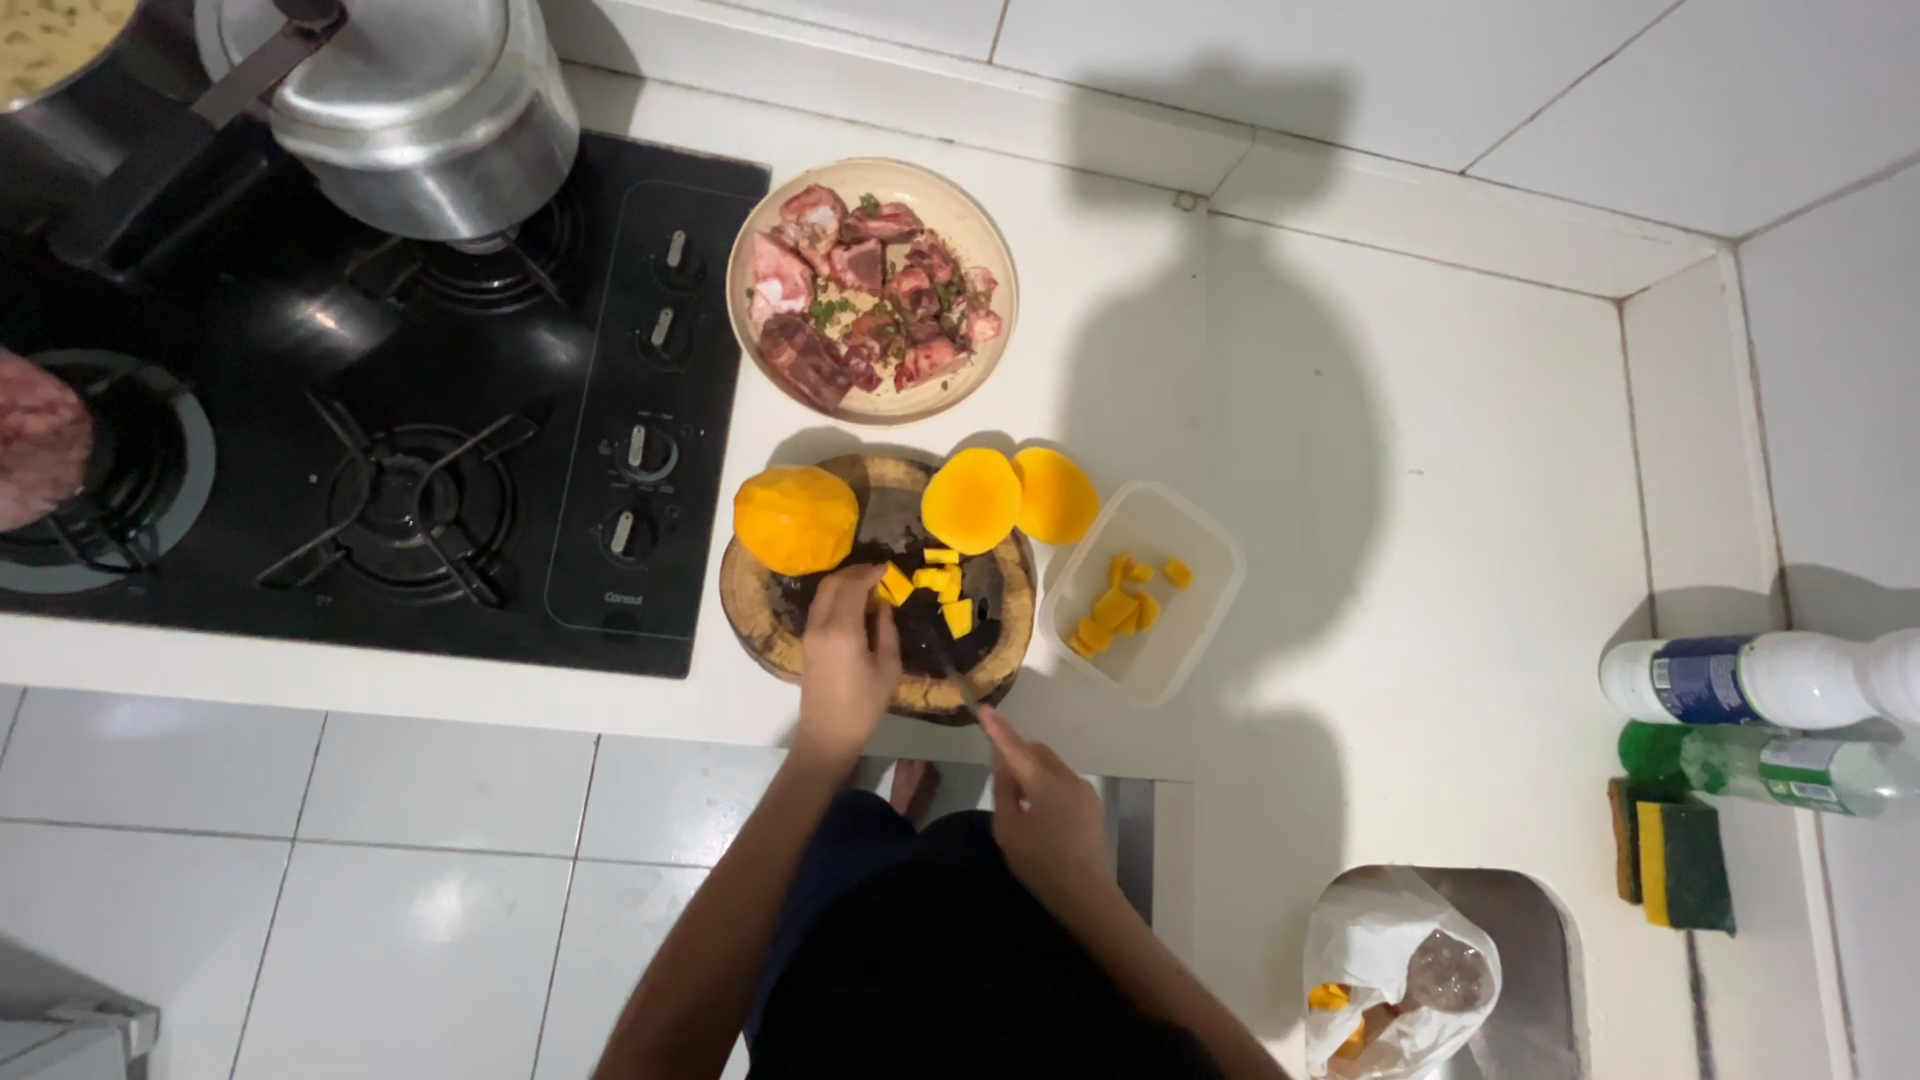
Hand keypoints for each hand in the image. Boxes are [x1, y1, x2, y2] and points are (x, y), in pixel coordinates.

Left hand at [796, 564, 900, 760]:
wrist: (827, 735)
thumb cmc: (863, 706)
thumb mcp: (888, 669)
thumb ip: (887, 631)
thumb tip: (884, 606)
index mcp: (843, 631)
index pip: (853, 587)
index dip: (870, 573)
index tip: (888, 568)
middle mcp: (821, 625)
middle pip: (833, 583)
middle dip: (855, 572)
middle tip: (877, 572)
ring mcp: (809, 632)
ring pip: (823, 592)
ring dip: (844, 582)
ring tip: (867, 583)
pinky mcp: (807, 641)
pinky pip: (820, 606)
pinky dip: (836, 595)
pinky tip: (854, 602)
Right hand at [981, 707, 1115, 913]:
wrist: (1086, 895)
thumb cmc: (1040, 865)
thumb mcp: (1008, 831)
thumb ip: (1004, 792)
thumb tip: (1006, 768)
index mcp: (1043, 783)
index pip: (1015, 748)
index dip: (998, 729)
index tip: (984, 709)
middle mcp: (1066, 777)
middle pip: (1037, 751)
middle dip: (1017, 753)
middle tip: (1001, 777)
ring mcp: (1083, 789)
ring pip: (1051, 764)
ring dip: (1033, 770)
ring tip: (1022, 801)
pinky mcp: (1091, 802)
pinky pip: (1063, 780)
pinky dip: (1047, 783)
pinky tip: (1042, 812)